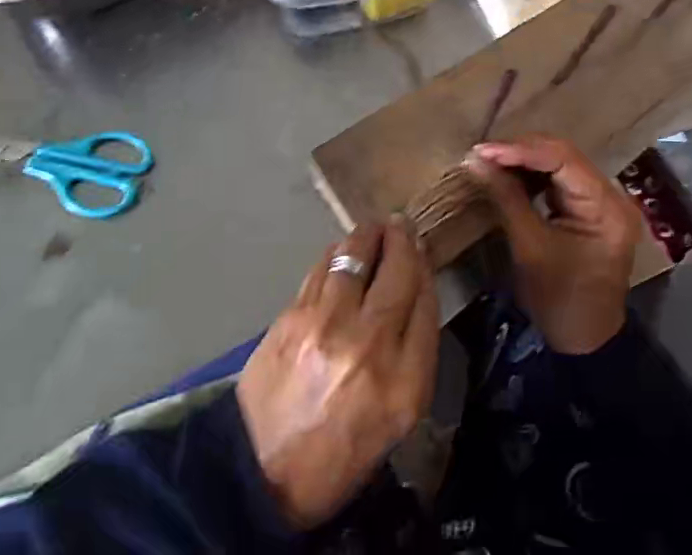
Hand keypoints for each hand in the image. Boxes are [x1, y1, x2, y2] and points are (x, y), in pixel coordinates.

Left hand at [236, 219, 439, 529]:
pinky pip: (320, 272)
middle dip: (401, 243)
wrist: (266, 467)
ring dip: (365, 237)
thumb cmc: (339, 454)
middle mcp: (369, 346)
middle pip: (394, 276)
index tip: (423, 250)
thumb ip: (408, 360)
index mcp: (405, 384)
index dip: (425, 271)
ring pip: (353, 262)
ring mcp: (326, 325)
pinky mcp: (292, 316)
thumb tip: (409, 303)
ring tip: (372, 228)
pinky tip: (340, 250)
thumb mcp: (394, 421)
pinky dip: (334, 254)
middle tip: (401, 224)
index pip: (425, 307)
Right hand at [467, 137, 638, 354]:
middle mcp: (611, 196)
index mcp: (607, 207)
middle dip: (519, 151)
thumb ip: (506, 197)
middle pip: (562, 155)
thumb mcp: (529, 246)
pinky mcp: (587, 209)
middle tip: (480, 154)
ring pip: (558, 163)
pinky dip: (528, 173)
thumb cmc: (560, 297)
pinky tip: (505, 173)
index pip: (562, 159)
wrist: (584, 338)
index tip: (481, 151)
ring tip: (487, 160)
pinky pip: (556, 179)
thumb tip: (475, 160)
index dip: (519, 150)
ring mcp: (601, 202)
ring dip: (521, 159)